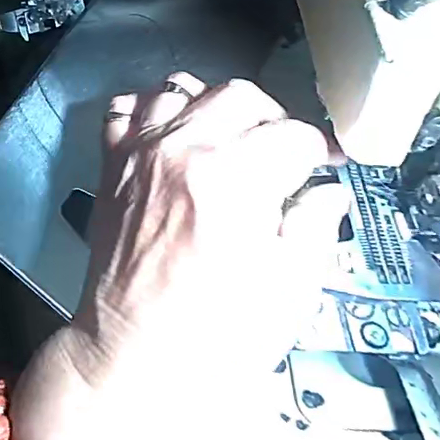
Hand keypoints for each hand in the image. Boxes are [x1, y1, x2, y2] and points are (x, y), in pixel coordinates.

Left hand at [6, 73, 343, 439]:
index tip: (324, 165)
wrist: (136, 352)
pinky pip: (124, 107)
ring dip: (211, 103)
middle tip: (282, 150)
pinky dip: (148, 108)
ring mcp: (139, 151)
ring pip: (178, 88)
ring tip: (227, 134)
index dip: (319, 150)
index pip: (292, 134)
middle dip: (272, 117)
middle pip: (237, 95)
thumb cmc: (218, 333)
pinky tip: (168, 129)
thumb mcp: (290, 288)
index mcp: (233, 178)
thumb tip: (329, 192)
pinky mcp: (110, 162)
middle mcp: (182, 148)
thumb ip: (315, 226)